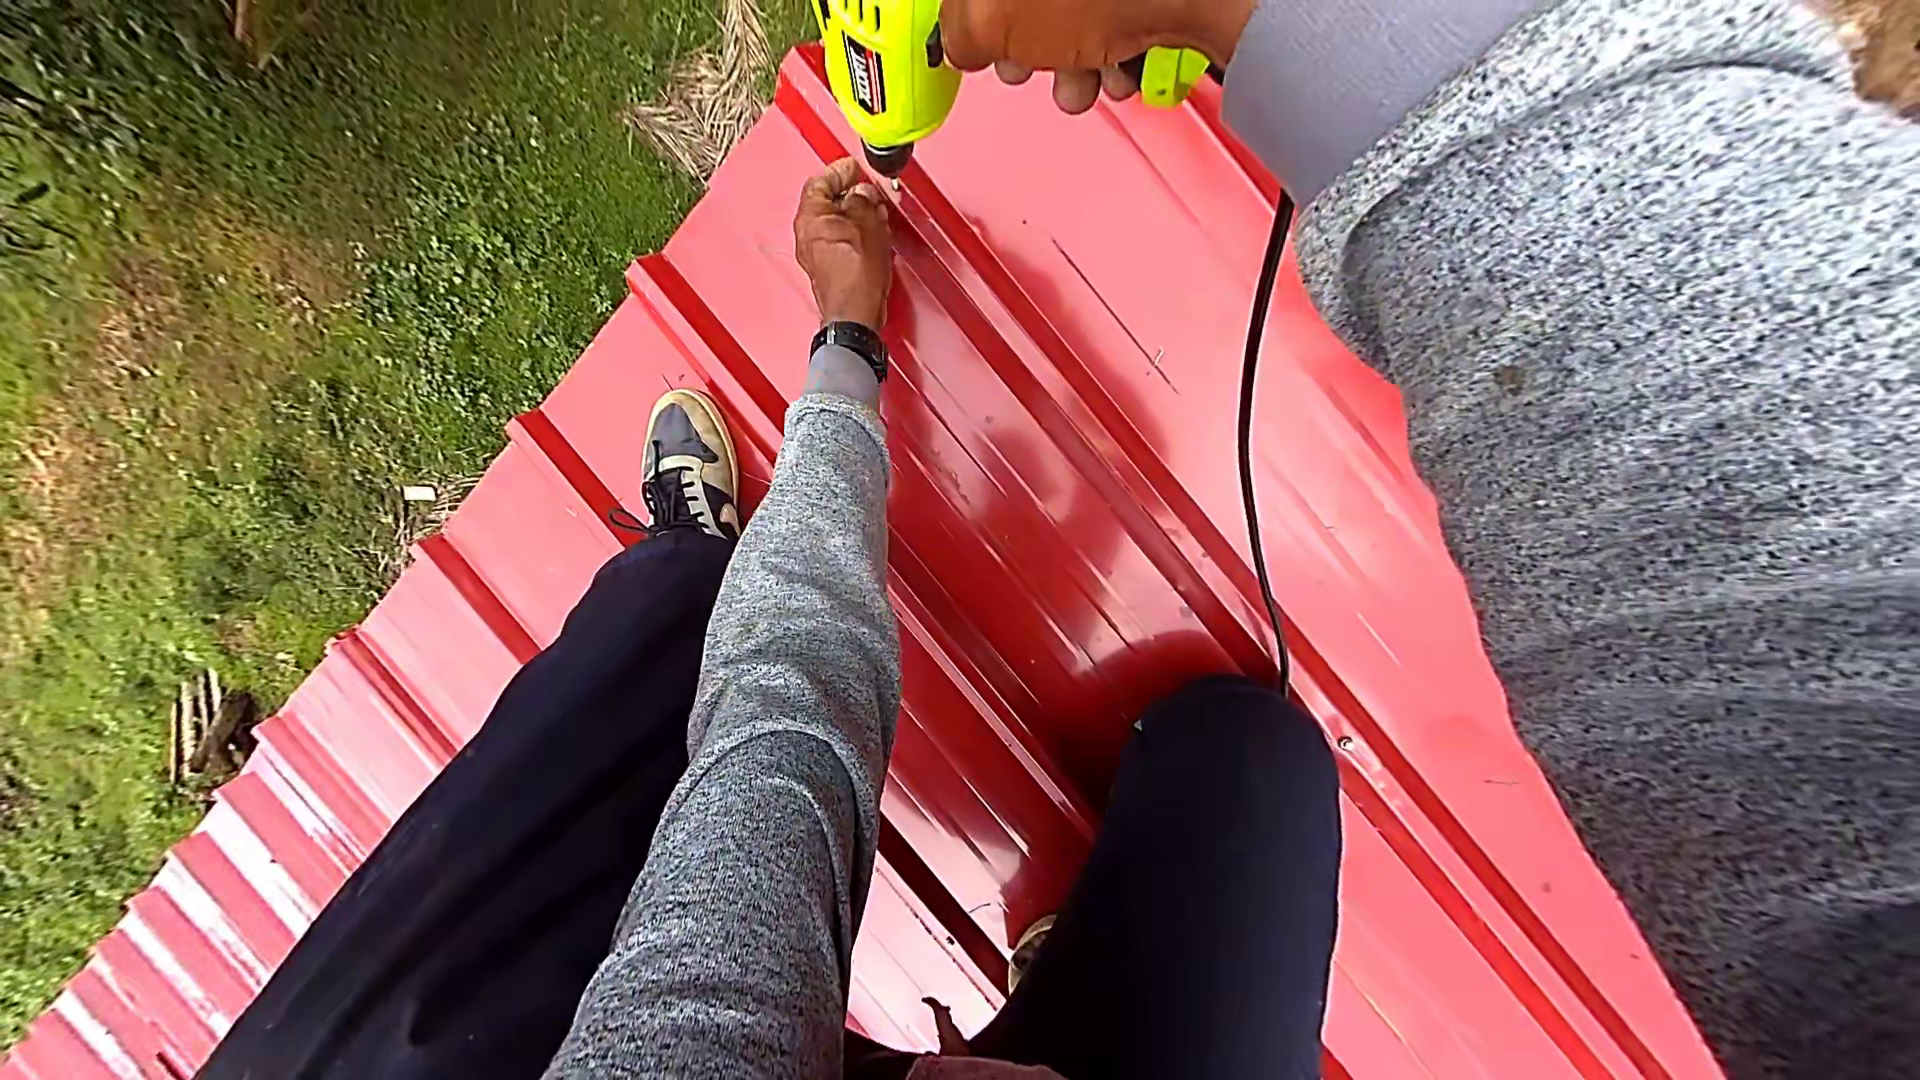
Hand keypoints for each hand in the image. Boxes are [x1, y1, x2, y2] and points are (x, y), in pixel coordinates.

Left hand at [794, 158, 891, 329]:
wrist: (855, 315)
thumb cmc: (856, 278)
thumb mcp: (868, 225)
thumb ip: (864, 200)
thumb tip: (864, 194)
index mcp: (809, 217)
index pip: (821, 180)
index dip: (841, 171)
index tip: (855, 168)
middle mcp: (807, 235)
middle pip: (827, 203)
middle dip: (851, 195)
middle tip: (869, 192)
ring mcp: (815, 256)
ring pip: (834, 224)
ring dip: (855, 218)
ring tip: (875, 217)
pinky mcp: (828, 271)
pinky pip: (839, 244)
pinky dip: (854, 237)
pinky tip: (872, 240)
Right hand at [939, 0, 1254, 114]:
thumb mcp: (995, 16)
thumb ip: (961, 30)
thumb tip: (955, 42)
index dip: (976, 21)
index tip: (982, 50)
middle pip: (1030, 2)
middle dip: (1031, 46)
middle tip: (1035, 67)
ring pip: (1078, 15)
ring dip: (1077, 65)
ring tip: (1090, 77)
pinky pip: (1122, 16)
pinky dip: (1119, 50)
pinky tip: (1124, 64)